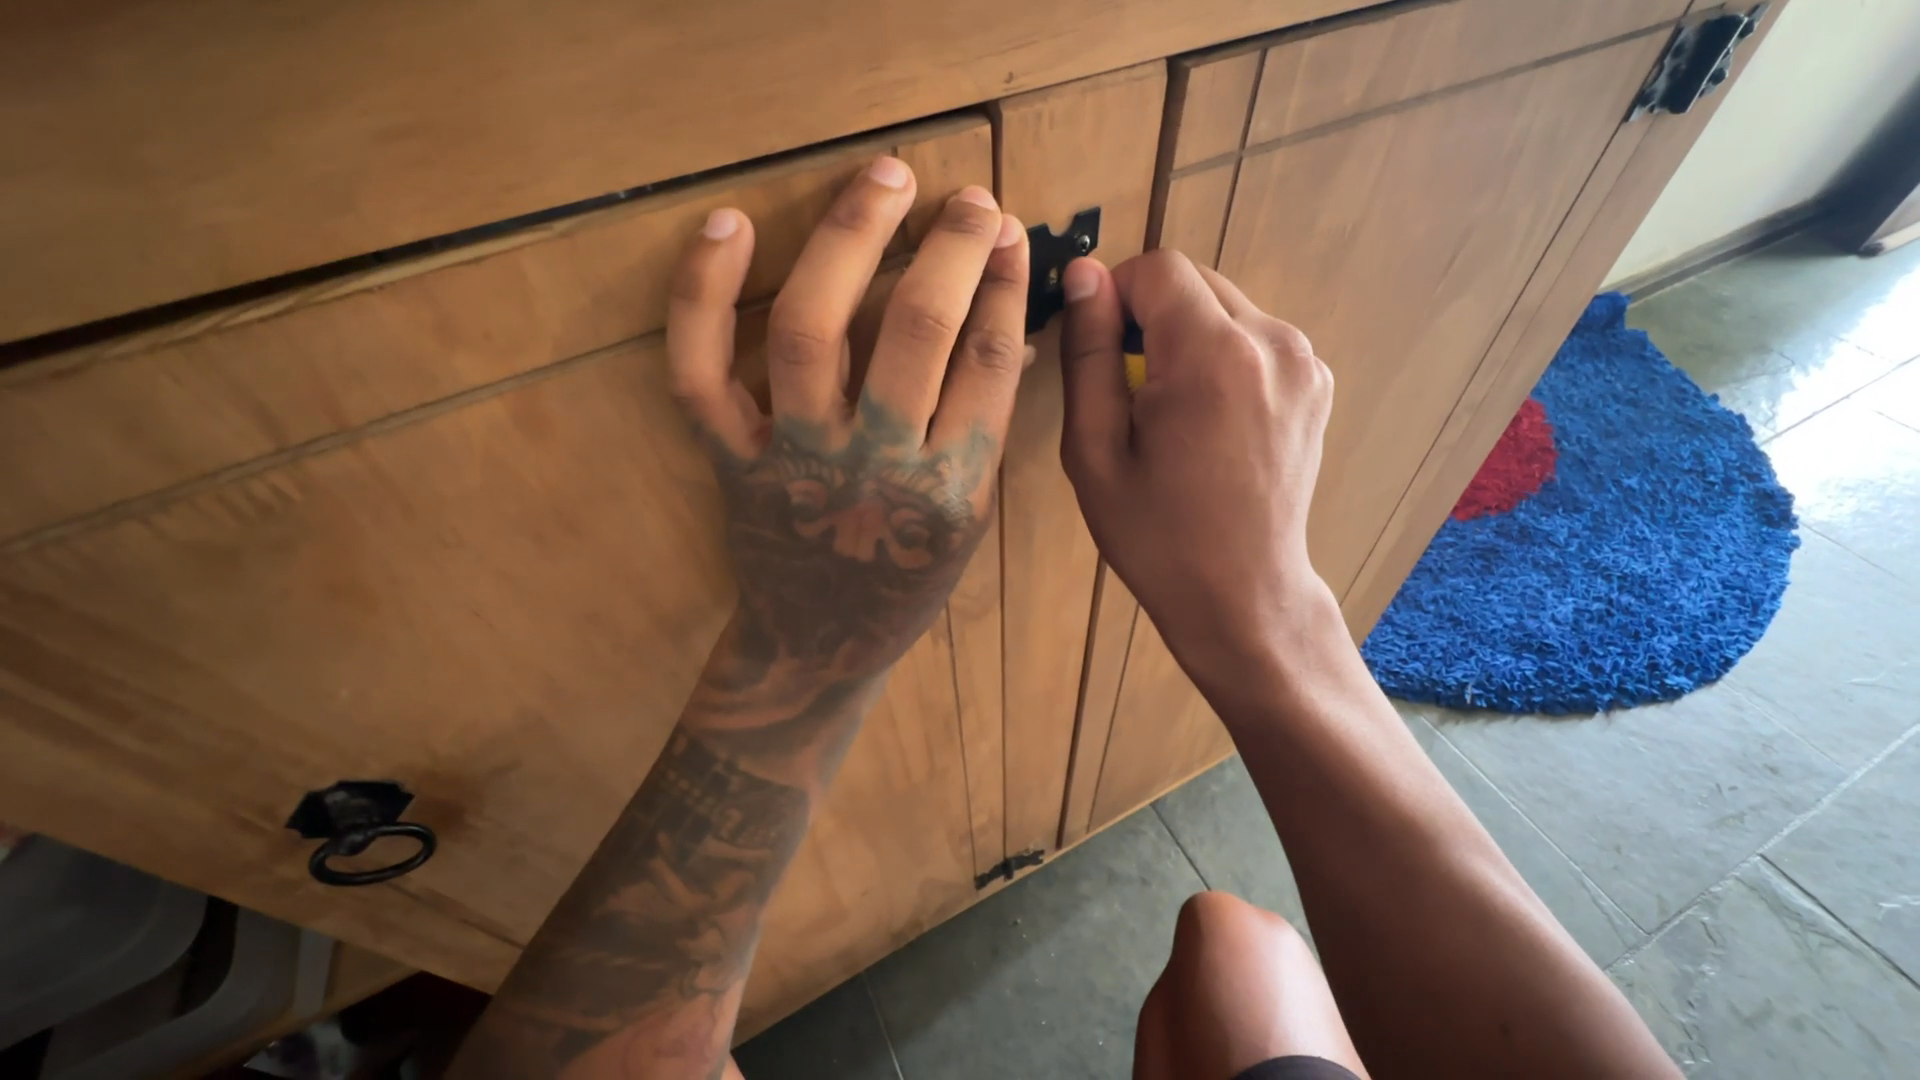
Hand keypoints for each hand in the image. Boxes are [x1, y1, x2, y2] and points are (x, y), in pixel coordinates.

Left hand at [669, 157, 1029, 684]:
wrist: (818, 645)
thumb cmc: (904, 583)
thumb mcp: (970, 518)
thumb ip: (985, 427)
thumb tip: (1003, 324)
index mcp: (951, 490)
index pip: (988, 360)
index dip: (1002, 282)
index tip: (1006, 230)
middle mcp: (875, 469)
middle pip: (916, 331)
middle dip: (949, 247)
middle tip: (965, 196)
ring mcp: (794, 462)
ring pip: (812, 329)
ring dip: (849, 238)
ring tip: (884, 176)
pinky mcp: (731, 461)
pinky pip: (700, 371)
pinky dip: (701, 294)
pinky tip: (728, 225)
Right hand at [1058, 250, 1334, 681]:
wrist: (1241, 594)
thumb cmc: (1156, 534)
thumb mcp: (1094, 450)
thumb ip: (1089, 353)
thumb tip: (1082, 275)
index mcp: (1213, 356)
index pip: (1156, 269)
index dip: (1114, 298)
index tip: (1100, 353)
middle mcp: (1273, 341)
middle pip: (1194, 281)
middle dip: (1150, 317)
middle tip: (1130, 391)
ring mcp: (1305, 362)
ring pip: (1225, 307)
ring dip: (1186, 337)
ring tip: (1172, 411)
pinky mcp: (1317, 382)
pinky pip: (1254, 338)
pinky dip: (1222, 358)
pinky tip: (1210, 420)